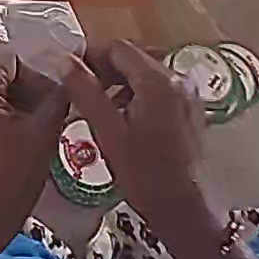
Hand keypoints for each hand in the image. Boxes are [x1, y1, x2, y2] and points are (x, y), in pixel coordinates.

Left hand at [0, 59, 69, 257]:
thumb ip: (58, 95)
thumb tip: (69, 78)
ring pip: (1, 90)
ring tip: (49, 119)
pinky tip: (34, 130)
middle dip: (33, 87)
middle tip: (58, 105)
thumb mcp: (43, 129)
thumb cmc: (12, 173)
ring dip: (26, 101)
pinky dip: (14, 113)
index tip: (61, 91)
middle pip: (5, 73)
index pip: (13, 61)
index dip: (40, 74)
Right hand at [60, 41, 224, 257]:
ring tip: (102, 108)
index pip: (118, 48)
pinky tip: (127, 120)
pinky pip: (161, 89)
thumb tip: (64, 61)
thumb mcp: (108, 131)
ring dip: (122, 82)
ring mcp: (189, 94)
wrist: (187, 210)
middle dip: (107, 69)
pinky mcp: (193, 110)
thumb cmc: (144, 174)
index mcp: (157, 80)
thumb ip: (85, 91)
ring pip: (148, 73)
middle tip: (84, 92)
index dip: (91, 57)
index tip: (72, 75)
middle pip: (135, 57)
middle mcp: (178, 79)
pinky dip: (140, 94)